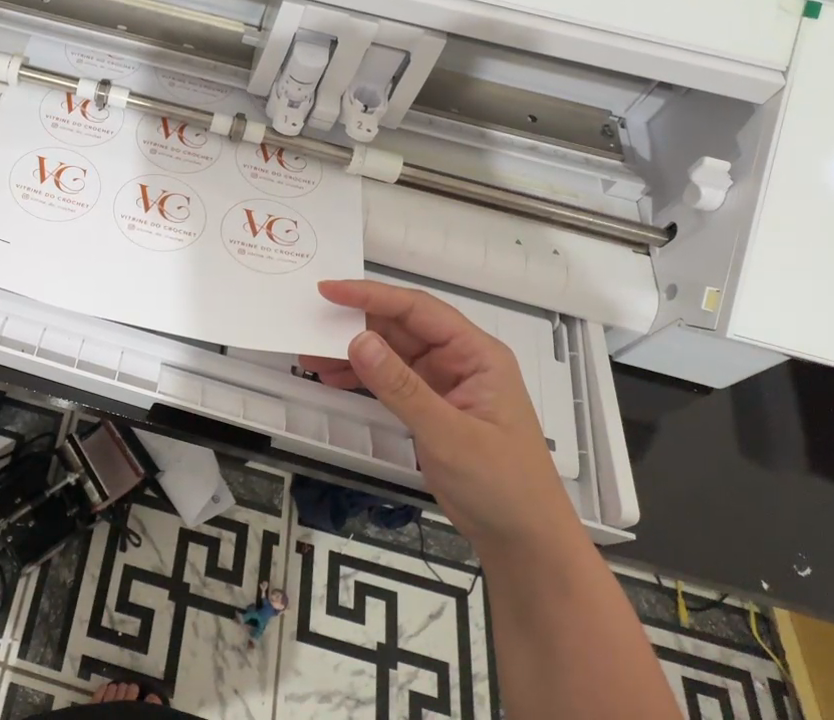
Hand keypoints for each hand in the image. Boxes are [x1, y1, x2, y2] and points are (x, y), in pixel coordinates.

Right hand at [300, 279, 576, 552]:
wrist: (524, 541)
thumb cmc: (500, 484)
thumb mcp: (447, 434)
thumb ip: (400, 386)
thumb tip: (357, 340)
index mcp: (476, 354)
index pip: (418, 310)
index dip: (371, 296)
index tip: (328, 291)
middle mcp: (460, 361)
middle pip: (401, 328)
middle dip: (355, 325)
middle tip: (310, 326)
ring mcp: (444, 385)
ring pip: (391, 353)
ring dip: (353, 353)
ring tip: (311, 356)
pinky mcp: (431, 408)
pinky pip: (391, 381)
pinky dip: (361, 378)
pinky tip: (333, 380)